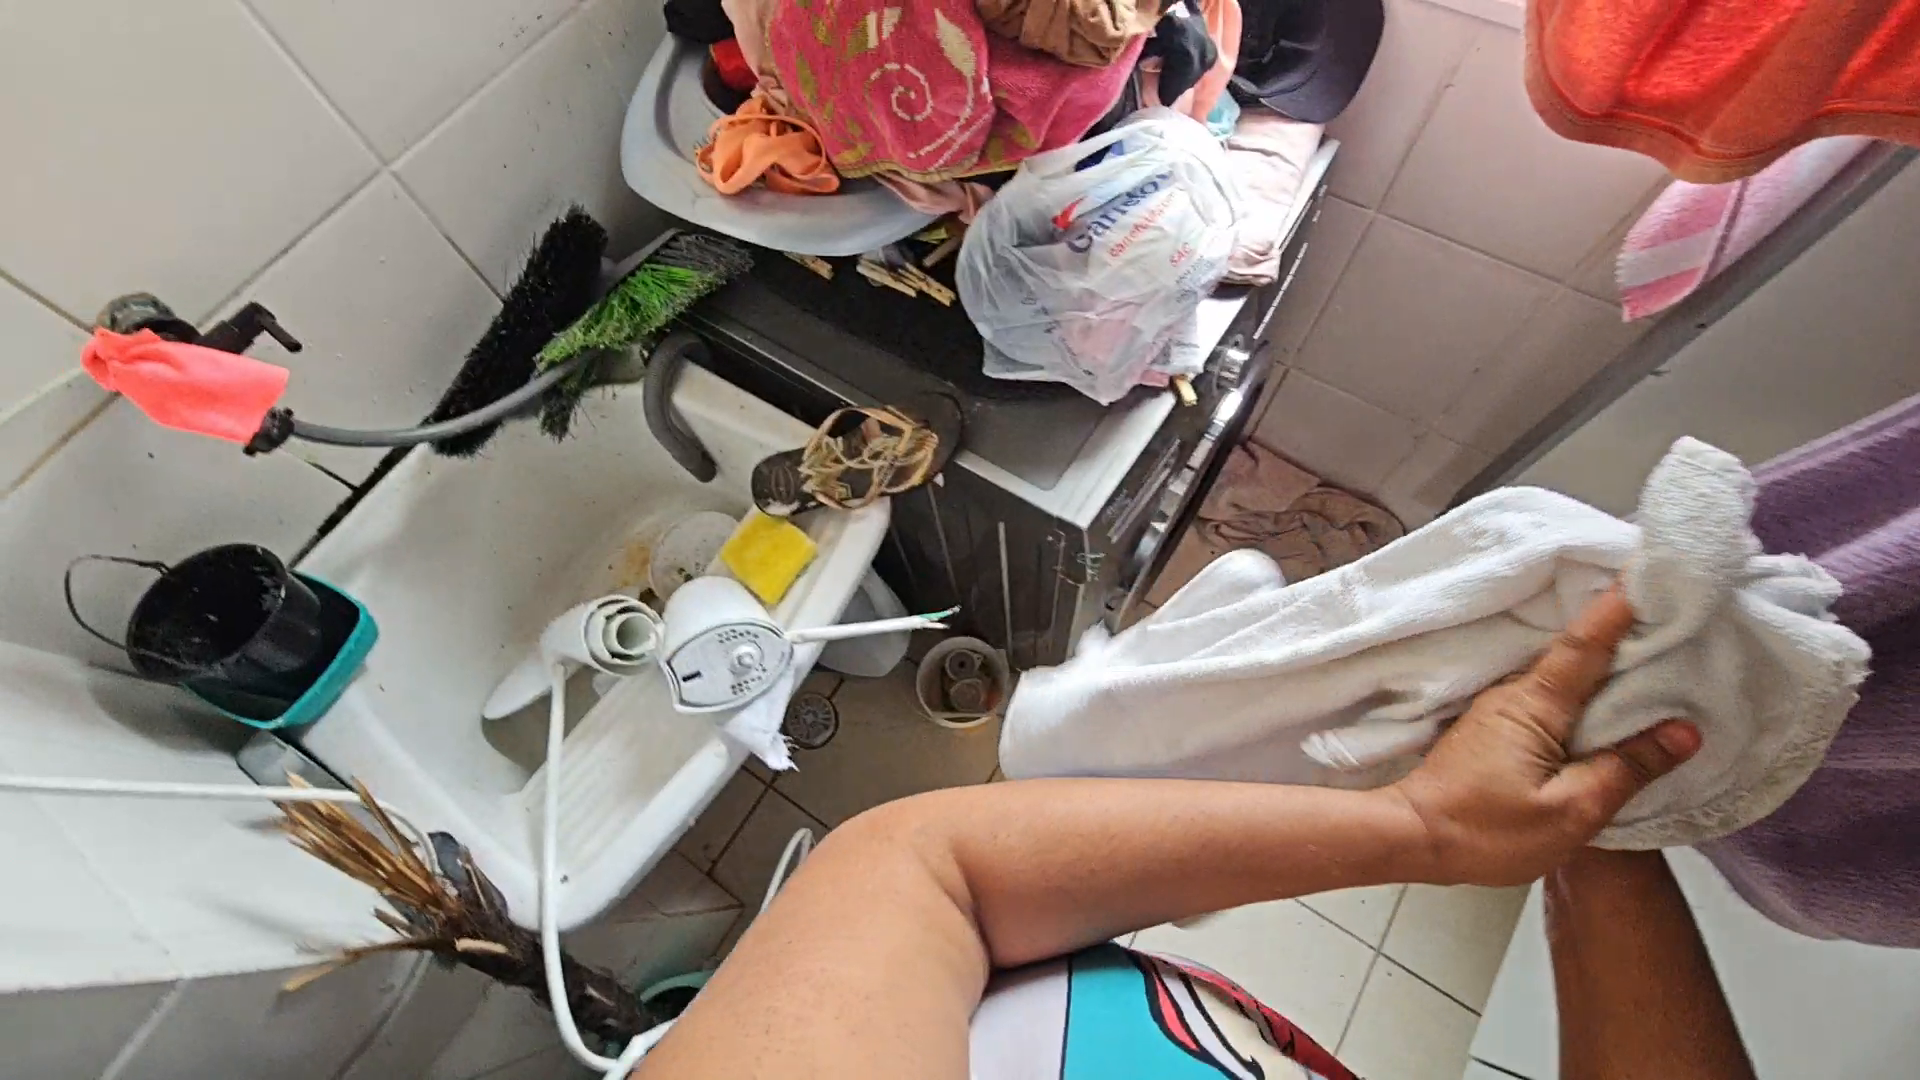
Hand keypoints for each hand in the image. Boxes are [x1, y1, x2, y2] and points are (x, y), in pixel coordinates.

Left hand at [1388, 587, 1701, 886]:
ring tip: (1654, 647)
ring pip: (1559, 678)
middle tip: (1671, 607)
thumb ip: (1626, 767)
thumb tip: (1682, 730)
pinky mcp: (1494, 728)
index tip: (1642, 572)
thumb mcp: (1572, 810)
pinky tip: (1606, 698)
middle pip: (1573, 657)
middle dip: (1619, 631)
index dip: (1613, 610)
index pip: (1581, 648)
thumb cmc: (1488, 829)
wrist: (1416, 835)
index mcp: (1531, 706)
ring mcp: (1498, 709)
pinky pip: (1547, 700)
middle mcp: (1511, 695)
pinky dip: (1580, 692)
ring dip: (1600, 663)